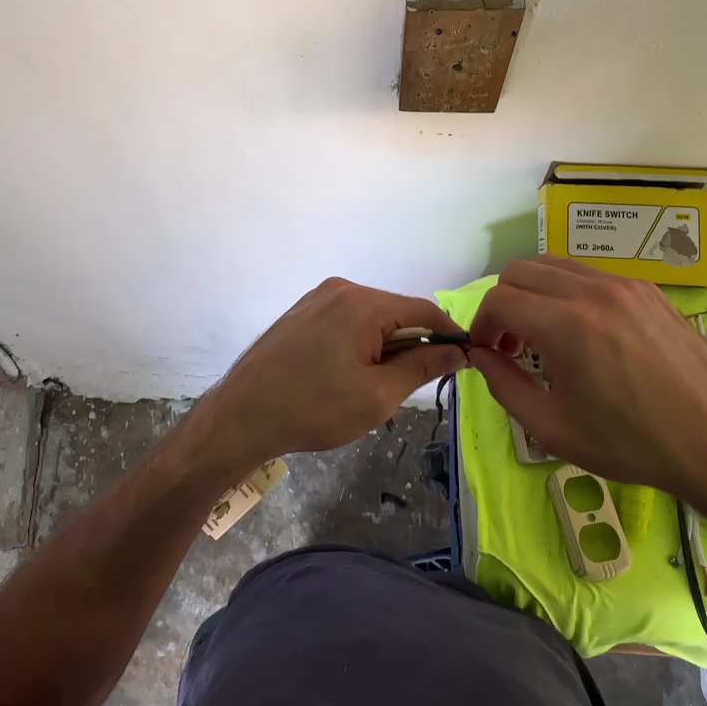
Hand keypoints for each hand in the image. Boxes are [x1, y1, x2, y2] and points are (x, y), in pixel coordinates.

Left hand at [190, 278, 468, 468]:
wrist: (242, 416)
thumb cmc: (314, 410)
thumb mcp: (378, 396)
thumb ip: (422, 366)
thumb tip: (458, 349)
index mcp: (363, 303)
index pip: (425, 310)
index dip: (449, 335)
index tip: (464, 362)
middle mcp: (341, 289)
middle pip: (396, 312)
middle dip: (412, 344)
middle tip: (411, 385)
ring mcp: (317, 297)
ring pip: (370, 318)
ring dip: (384, 346)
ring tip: (373, 386)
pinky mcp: (301, 312)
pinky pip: (346, 320)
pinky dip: (359, 343)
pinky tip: (346, 375)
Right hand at [465, 256, 706, 495]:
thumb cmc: (630, 444)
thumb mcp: (552, 428)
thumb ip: (504, 386)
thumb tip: (480, 356)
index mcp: (565, 325)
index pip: (499, 299)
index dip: (481, 324)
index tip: (486, 352)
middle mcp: (592, 292)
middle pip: (521, 271)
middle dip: (504, 303)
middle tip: (512, 344)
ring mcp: (624, 285)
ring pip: (556, 265)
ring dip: (536, 293)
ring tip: (546, 336)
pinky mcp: (648, 290)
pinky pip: (591, 275)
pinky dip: (570, 293)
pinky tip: (585, 332)